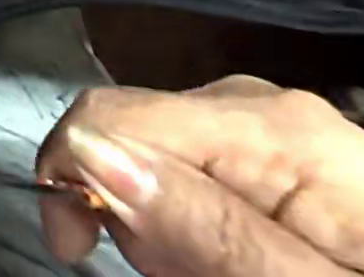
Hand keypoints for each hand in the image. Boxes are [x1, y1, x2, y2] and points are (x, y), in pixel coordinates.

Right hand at [36, 76, 363, 276]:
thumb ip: (207, 231)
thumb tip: (87, 147)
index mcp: (272, 125)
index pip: (118, 112)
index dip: (73, 173)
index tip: (76, 257)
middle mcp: (264, 104)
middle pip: (136, 130)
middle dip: (134, 214)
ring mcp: (278, 128)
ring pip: (162, 156)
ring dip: (165, 230)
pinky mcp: (289, 157)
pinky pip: (202, 173)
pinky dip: (196, 227)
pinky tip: (235, 263)